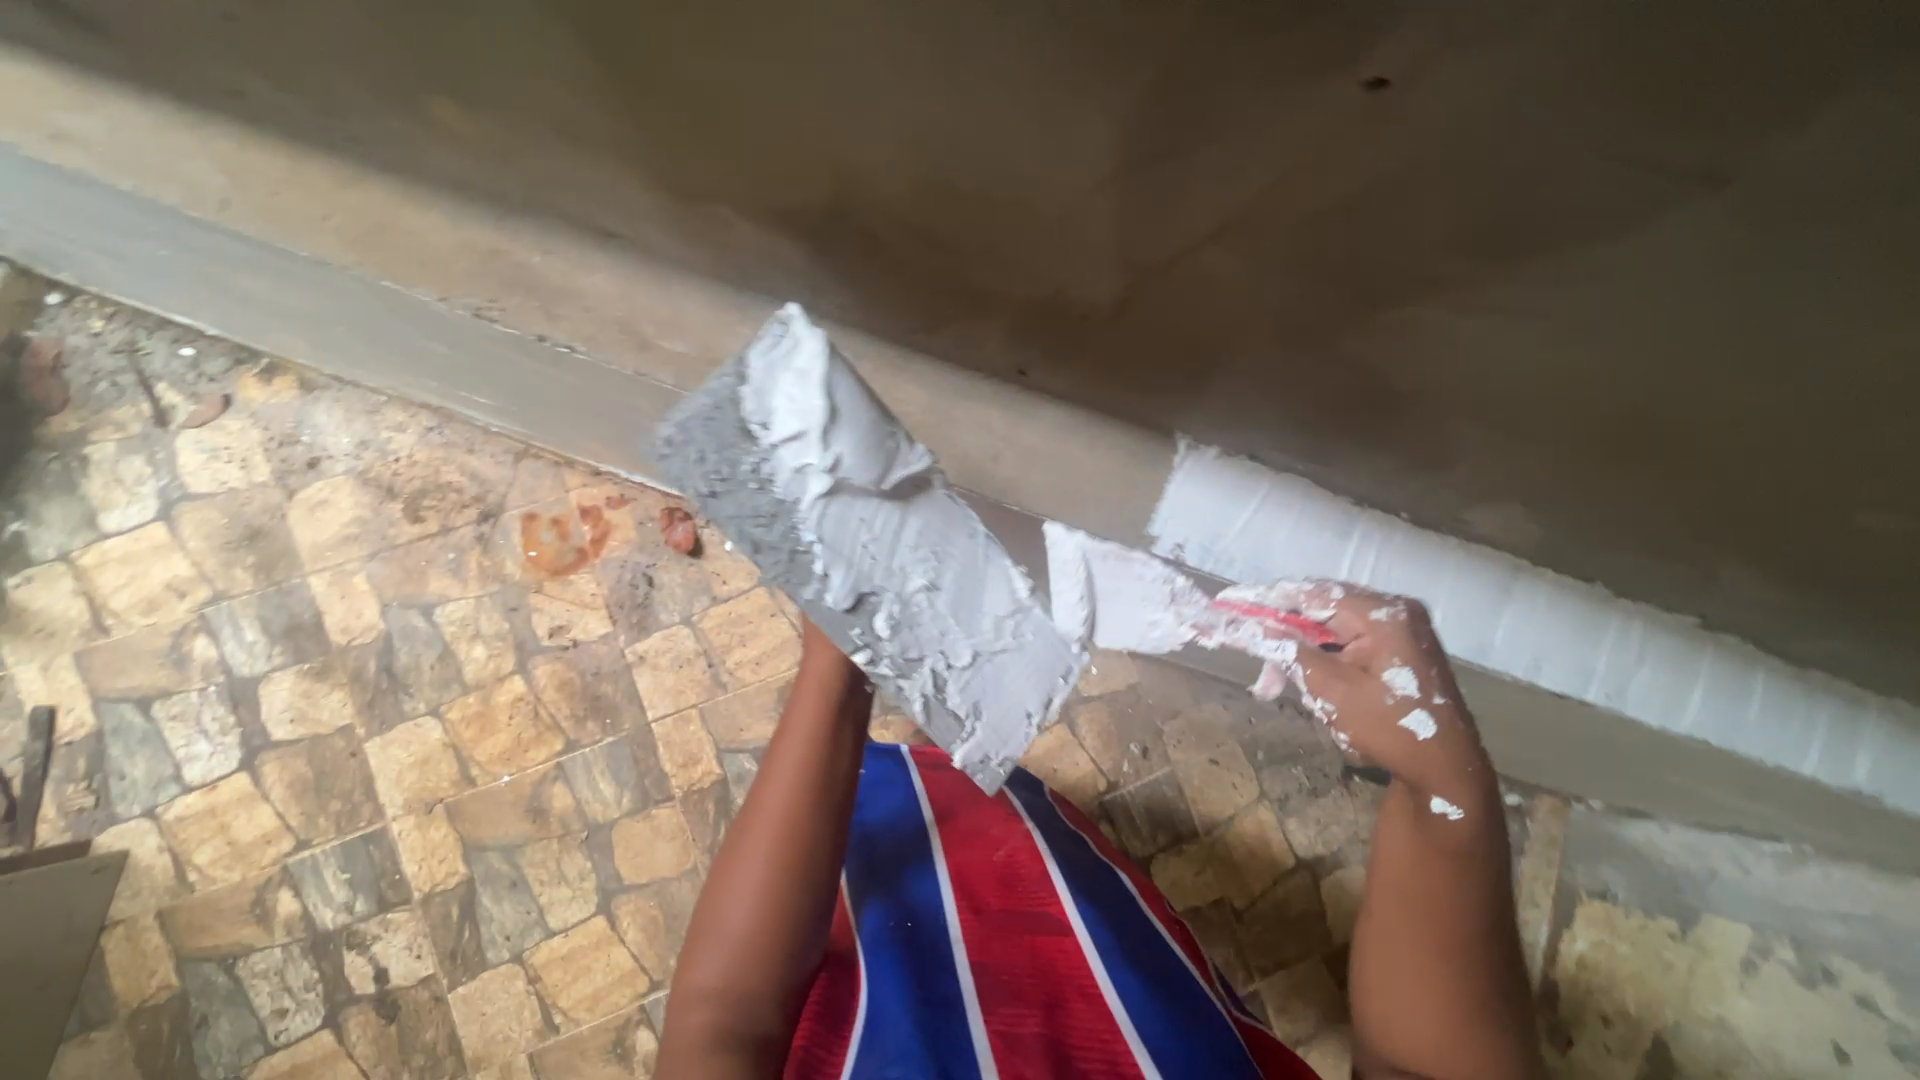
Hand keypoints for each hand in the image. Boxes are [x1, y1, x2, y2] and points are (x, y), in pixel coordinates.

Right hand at [1227, 580, 1488, 800]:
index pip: (1310, 593)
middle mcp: (1394, 611)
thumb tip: (1251, 627)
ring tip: (1273, 687)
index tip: (1227, 601)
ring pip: (1330, 629)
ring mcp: (1400, 629)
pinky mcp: (1399, 649)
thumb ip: (1288, 651)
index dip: (1264, 598)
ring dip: (1299, 653)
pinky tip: (1305, 683)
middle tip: (1253, 663)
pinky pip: (1347, 642)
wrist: (1446, 771)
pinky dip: (1322, 659)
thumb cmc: (1389, 729)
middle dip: (1281, 636)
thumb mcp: (1330, 689)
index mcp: (1383, 614)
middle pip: (1319, 610)